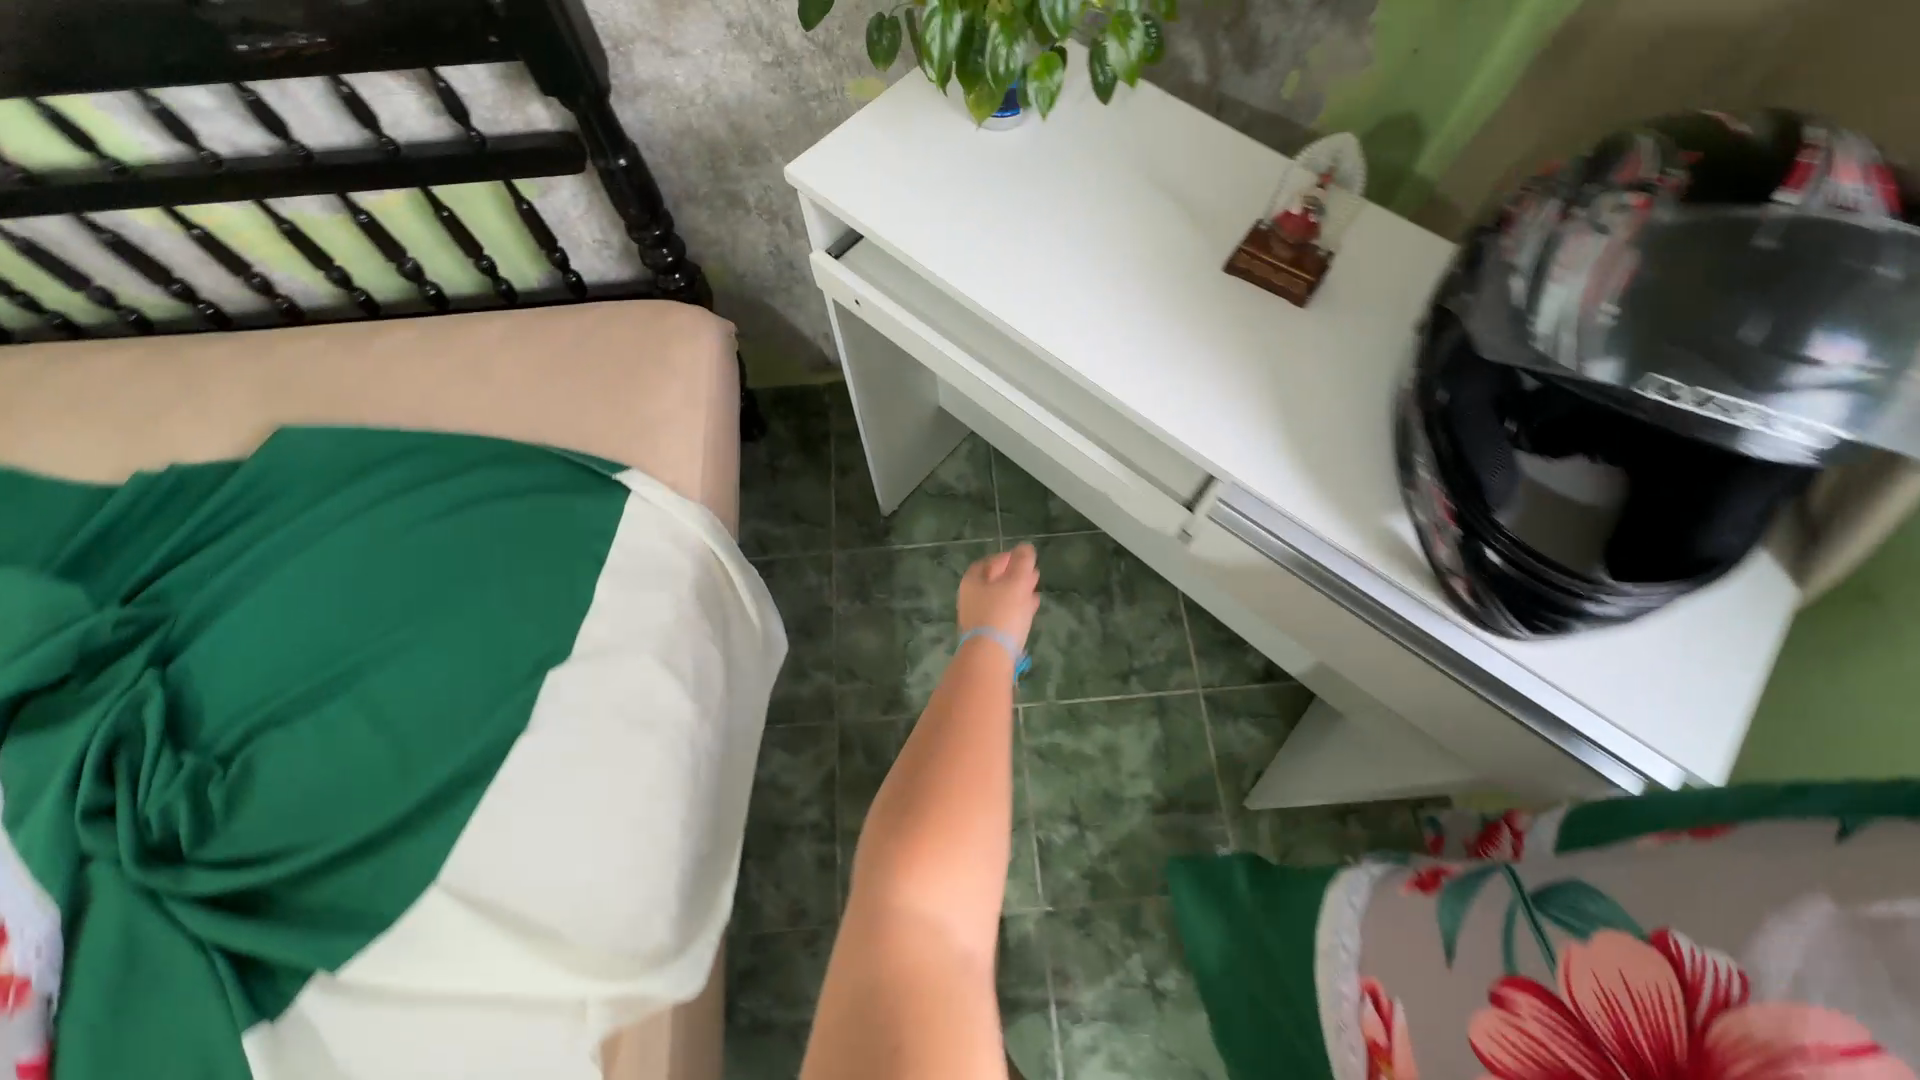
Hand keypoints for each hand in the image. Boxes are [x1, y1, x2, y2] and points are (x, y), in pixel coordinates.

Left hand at [957, 543, 1040, 651]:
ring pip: (999, 600)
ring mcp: (977, 619)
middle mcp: (970, 599)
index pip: (986, 563)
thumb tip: (1025, 547)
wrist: (990, 656)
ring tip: (1035, 590)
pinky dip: (1016, 609)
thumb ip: (1022, 562)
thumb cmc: (1001, 612)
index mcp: (972, 582)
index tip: (1021, 558)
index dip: (1004, 558)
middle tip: (1032, 573)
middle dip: (1013, 576)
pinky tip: (1030, 609)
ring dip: (1017, 593)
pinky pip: (1003, 616)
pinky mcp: (987, 636)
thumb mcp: (1015, 582)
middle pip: (993, 582)